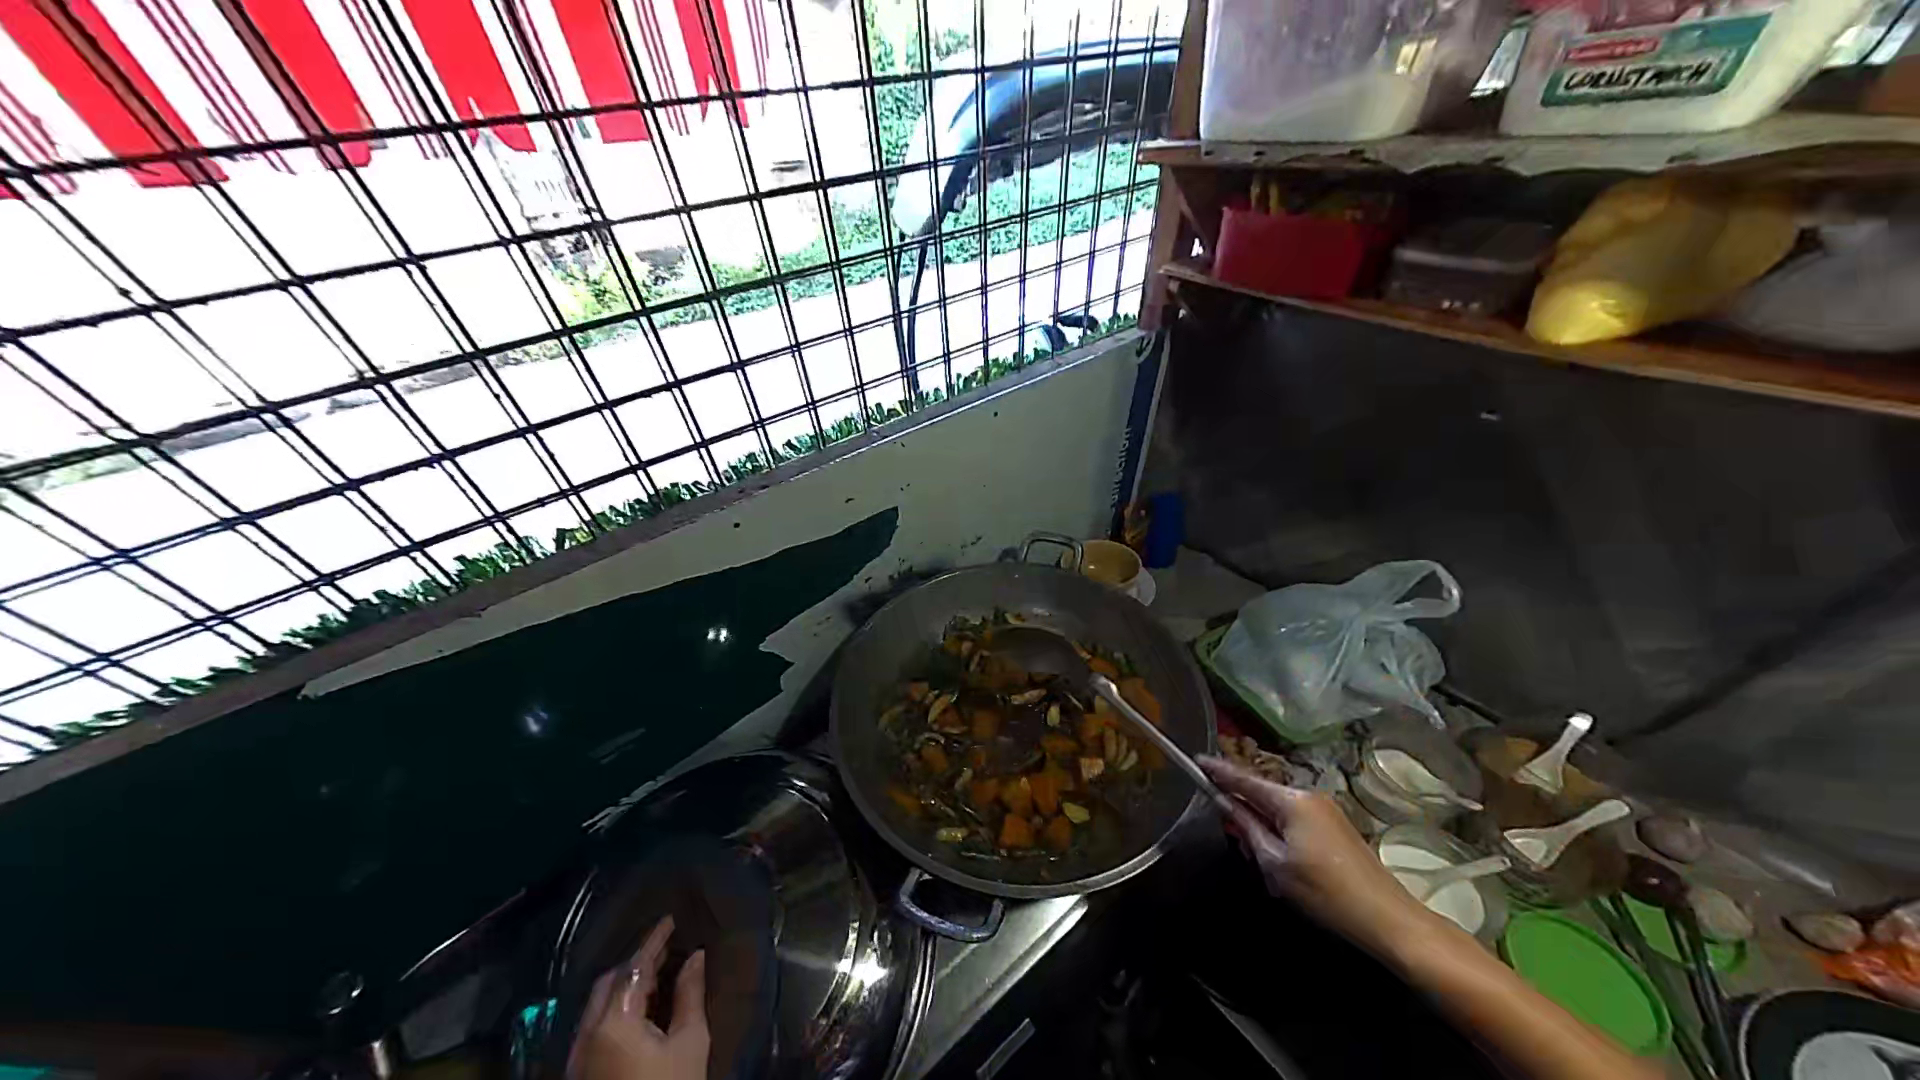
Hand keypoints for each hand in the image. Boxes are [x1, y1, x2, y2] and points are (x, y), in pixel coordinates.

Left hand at [568, 916, 709, 1079]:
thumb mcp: (690, 1043)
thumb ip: (689, 995)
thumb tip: (695, 957)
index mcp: (614, 1022)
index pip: (634, 965)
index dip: (654, 940)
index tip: (672, 919)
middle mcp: (586, 1034)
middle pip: (609, 981)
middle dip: (637, 960)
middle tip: (668, 947)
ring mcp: (577, 1056)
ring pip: (599, 1003)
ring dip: (627, 983)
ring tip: (660, 972)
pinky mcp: (578, 1074)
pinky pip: (595, 1024)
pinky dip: (618, 1006)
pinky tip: (643, 1007)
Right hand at [1199, 756, 1448, 955]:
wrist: (1387, 919)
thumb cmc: (1324, 891)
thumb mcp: (1273, 862)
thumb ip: (1245, 827)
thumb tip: (1225, 802)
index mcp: (1291, 799)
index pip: (1243, 778)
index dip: (1218, 770)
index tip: (1195, 759)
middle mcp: (1308, 796)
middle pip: (1260, 794)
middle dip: (1241, 812)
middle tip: (1234, 843)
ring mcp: (1324, 810)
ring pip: (1276, 810)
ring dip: (1261, 829)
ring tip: (1261, 865)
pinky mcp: (1334, 827)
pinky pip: (1293, 821)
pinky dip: (1278, 835)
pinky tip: (1280, 867)